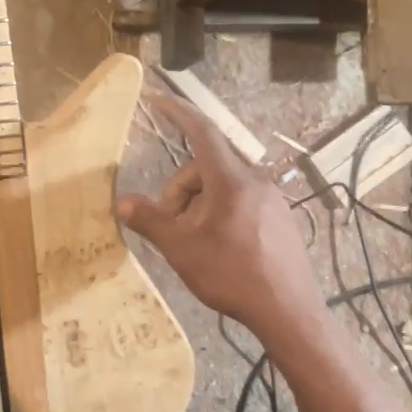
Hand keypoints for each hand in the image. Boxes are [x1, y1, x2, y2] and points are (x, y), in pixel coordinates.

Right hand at [117, 94, 323, 329]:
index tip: (157, 100)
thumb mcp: (182, 249)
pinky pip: (240, 201)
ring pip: (223, 186)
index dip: (178, 113)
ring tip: (193, 241)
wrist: (288, 311)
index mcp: (230, 180)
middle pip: (206, 166)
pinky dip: (218, 212)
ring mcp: (271, 199)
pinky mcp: (279, 218)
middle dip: (180, 188)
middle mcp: (255, 180)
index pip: (202, 132)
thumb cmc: (232, 275)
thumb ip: (151, 221)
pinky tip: (217, 246)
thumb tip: (123, 203)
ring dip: (198, 204)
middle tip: (170, 224)